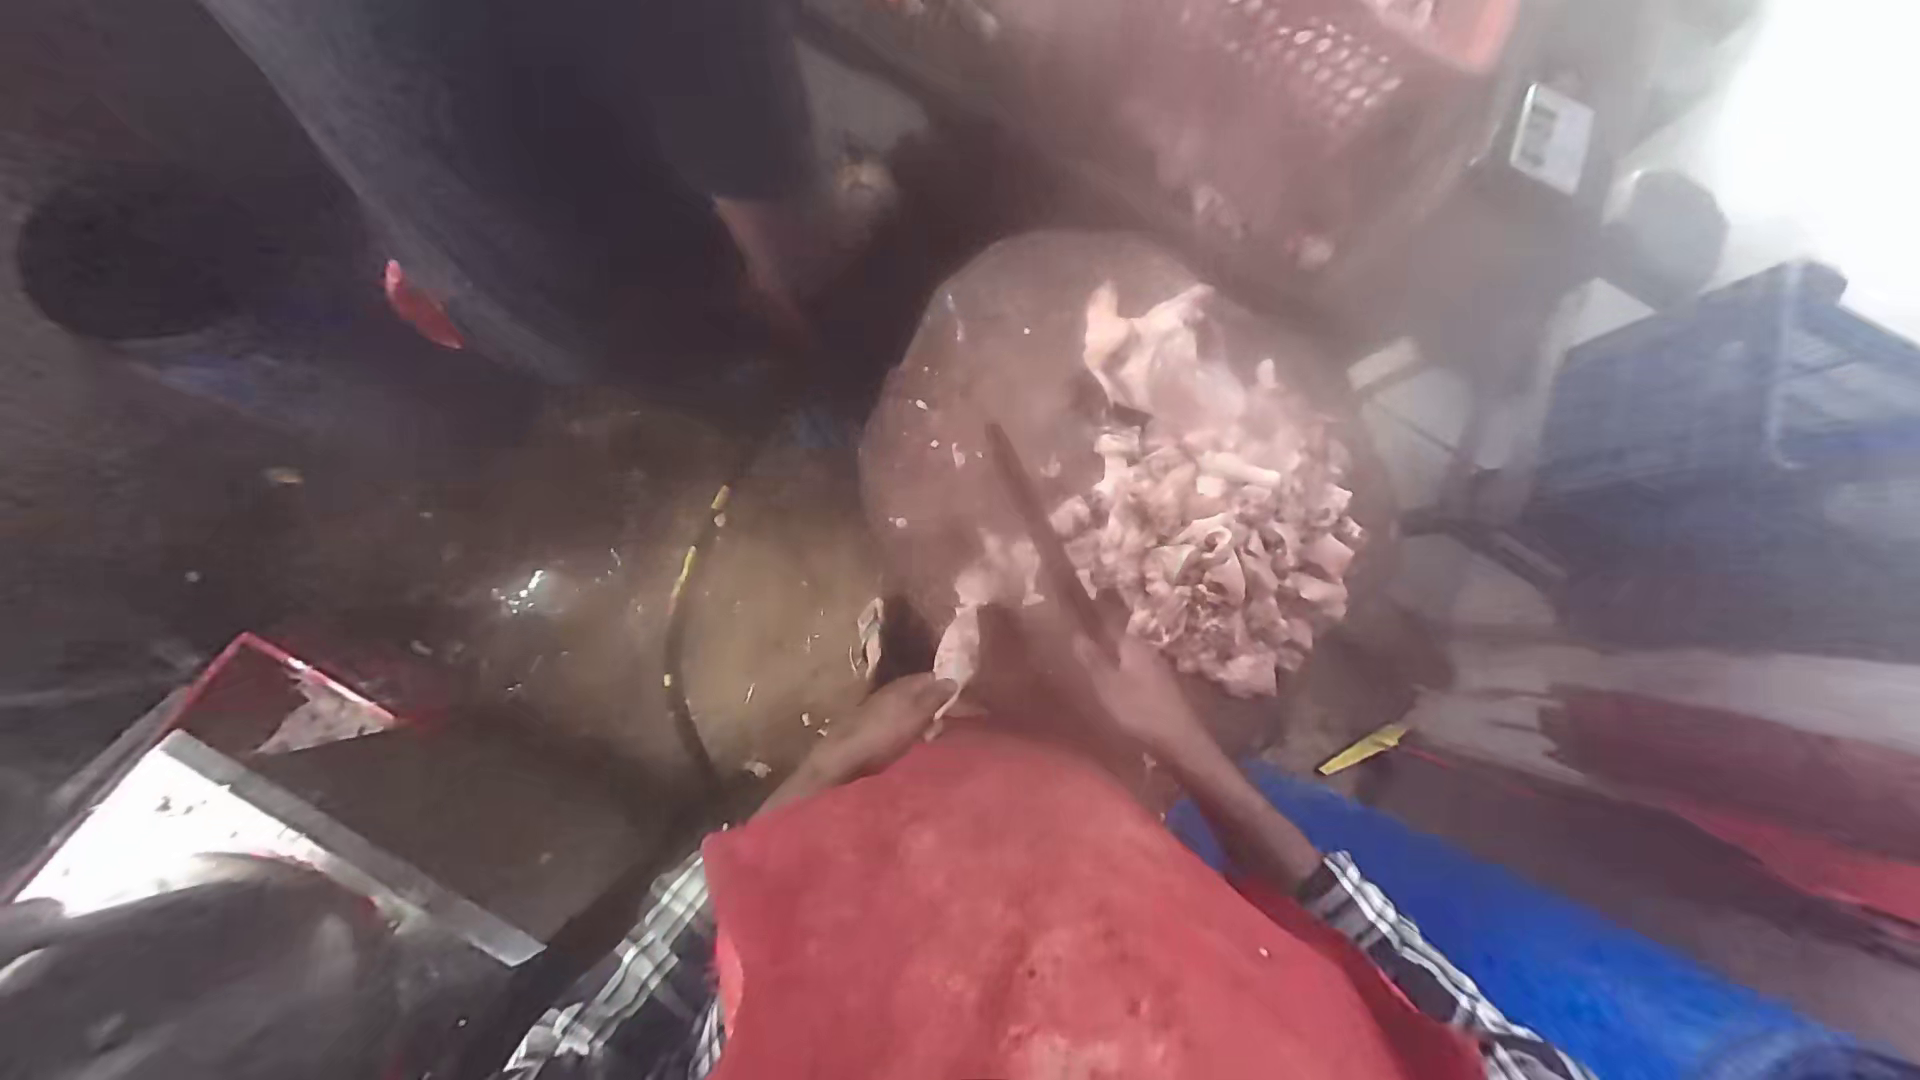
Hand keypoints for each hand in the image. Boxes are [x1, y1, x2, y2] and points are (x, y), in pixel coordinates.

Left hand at [812, 673, 955, 782]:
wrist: (844, 757)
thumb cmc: (885, 734)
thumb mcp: (916, 715)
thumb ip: (935, 697)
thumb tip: (953, 680)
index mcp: (904, 684)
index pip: (932, 678)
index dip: (946, 689)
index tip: (955, 707)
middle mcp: (894, 691)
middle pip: (924, 696)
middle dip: (935, 711)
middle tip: (935, 731)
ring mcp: (884, 708)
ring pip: (913, 712)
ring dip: (923, 725)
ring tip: (924, 741)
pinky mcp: (877, 726)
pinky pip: (902, 724)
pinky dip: (909, 732)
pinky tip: (908, 744)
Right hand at [1071, 633, 1212, 763]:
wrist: (1180, 740)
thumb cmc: (1138, 709)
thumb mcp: (1107, 685)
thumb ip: (1092, 660)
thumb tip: (1076, 634)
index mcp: (1133, 645)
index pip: (1109, 626)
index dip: (1093, 626)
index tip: (1077, 628)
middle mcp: (1149, 651)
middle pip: (1121, 642)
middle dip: (1104, 643)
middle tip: (1083, 648)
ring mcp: (1159, 668)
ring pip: (1130, 658)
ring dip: (1115, 661)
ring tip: (1096, 667)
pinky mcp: (1164, 687)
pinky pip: (1138, 673)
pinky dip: (1126, 675)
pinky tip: (1118, 686)